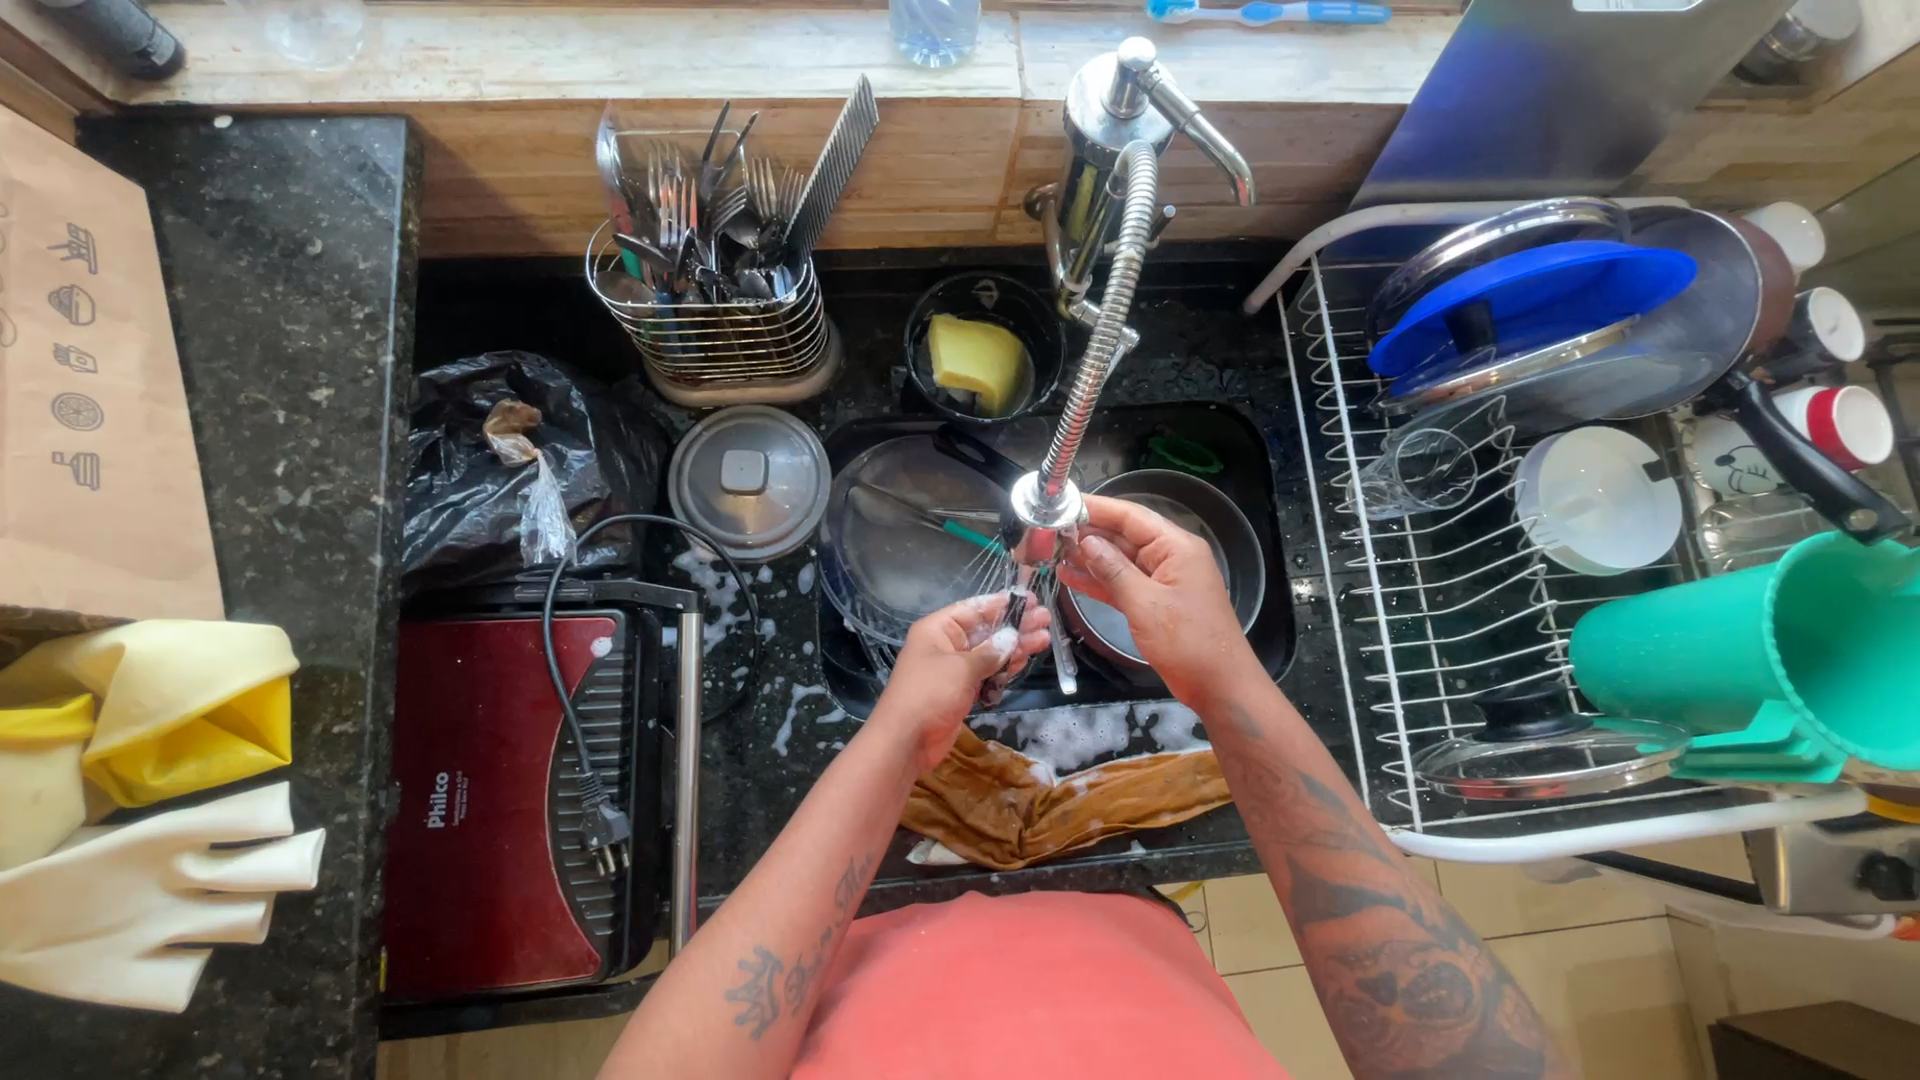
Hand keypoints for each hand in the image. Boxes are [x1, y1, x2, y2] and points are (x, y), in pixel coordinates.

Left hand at [869, 592, 1050, 774]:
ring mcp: (953, 669)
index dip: (1002, 603)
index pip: (973, 609)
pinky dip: (1004, 669)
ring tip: (1044, 639)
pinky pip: (986, 673)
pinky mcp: (960, 690)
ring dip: (1015, 647)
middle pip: (985, 630)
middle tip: (1045, 619)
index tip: (1030, 599)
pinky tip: (1024, 661)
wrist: (906, 740)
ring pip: (989, 652)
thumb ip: (990, 652)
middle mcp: (945, 644)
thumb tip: (1012, 637)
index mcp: (937, 629)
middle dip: (1014, 625)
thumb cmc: (929, 694)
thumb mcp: (961, 668)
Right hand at [1056, 494, 1255, 705]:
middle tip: (1049, 529)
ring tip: (1052, 551)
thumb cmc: (1188, 642)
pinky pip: (1121, 584)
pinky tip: (1069, 577)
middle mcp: (1169, 557)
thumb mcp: (1145, 603)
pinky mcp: (1154, 603)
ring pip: (1119, 561)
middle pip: (1123, 536)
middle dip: (1088, 533)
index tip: (1063, 502)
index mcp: (1176, 547)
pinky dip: (1098, 582)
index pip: (1131, 516)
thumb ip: (1113, 570)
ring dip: (1088, 558)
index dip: (1096, 507)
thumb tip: (1086, 541)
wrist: (1219, 686)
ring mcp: (1162, 581)